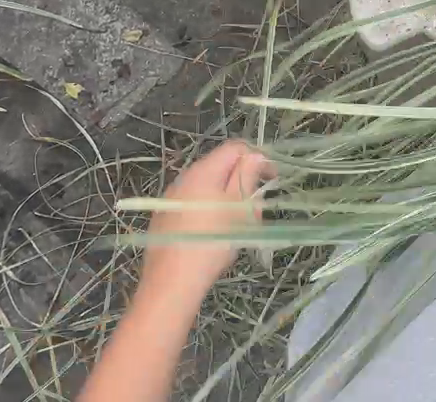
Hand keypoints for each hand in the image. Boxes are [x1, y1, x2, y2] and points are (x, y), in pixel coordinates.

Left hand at [141, 141, 273, 298]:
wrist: (170, 288)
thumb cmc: (212, 244)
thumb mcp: (239, 209)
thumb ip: (247, 176)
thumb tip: (256, 156)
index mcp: (203, 172)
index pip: (235, 148)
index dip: (257, 157)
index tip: (271, 179)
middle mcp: (183, 179)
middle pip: (220, 166)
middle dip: (242, 180)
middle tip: (256, 207)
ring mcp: (170, 200)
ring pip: (208, 187)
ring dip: (227, 197)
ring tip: (238, 224)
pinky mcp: (163, 219)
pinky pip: (194, 203)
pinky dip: (210, 209)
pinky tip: (214, 233)